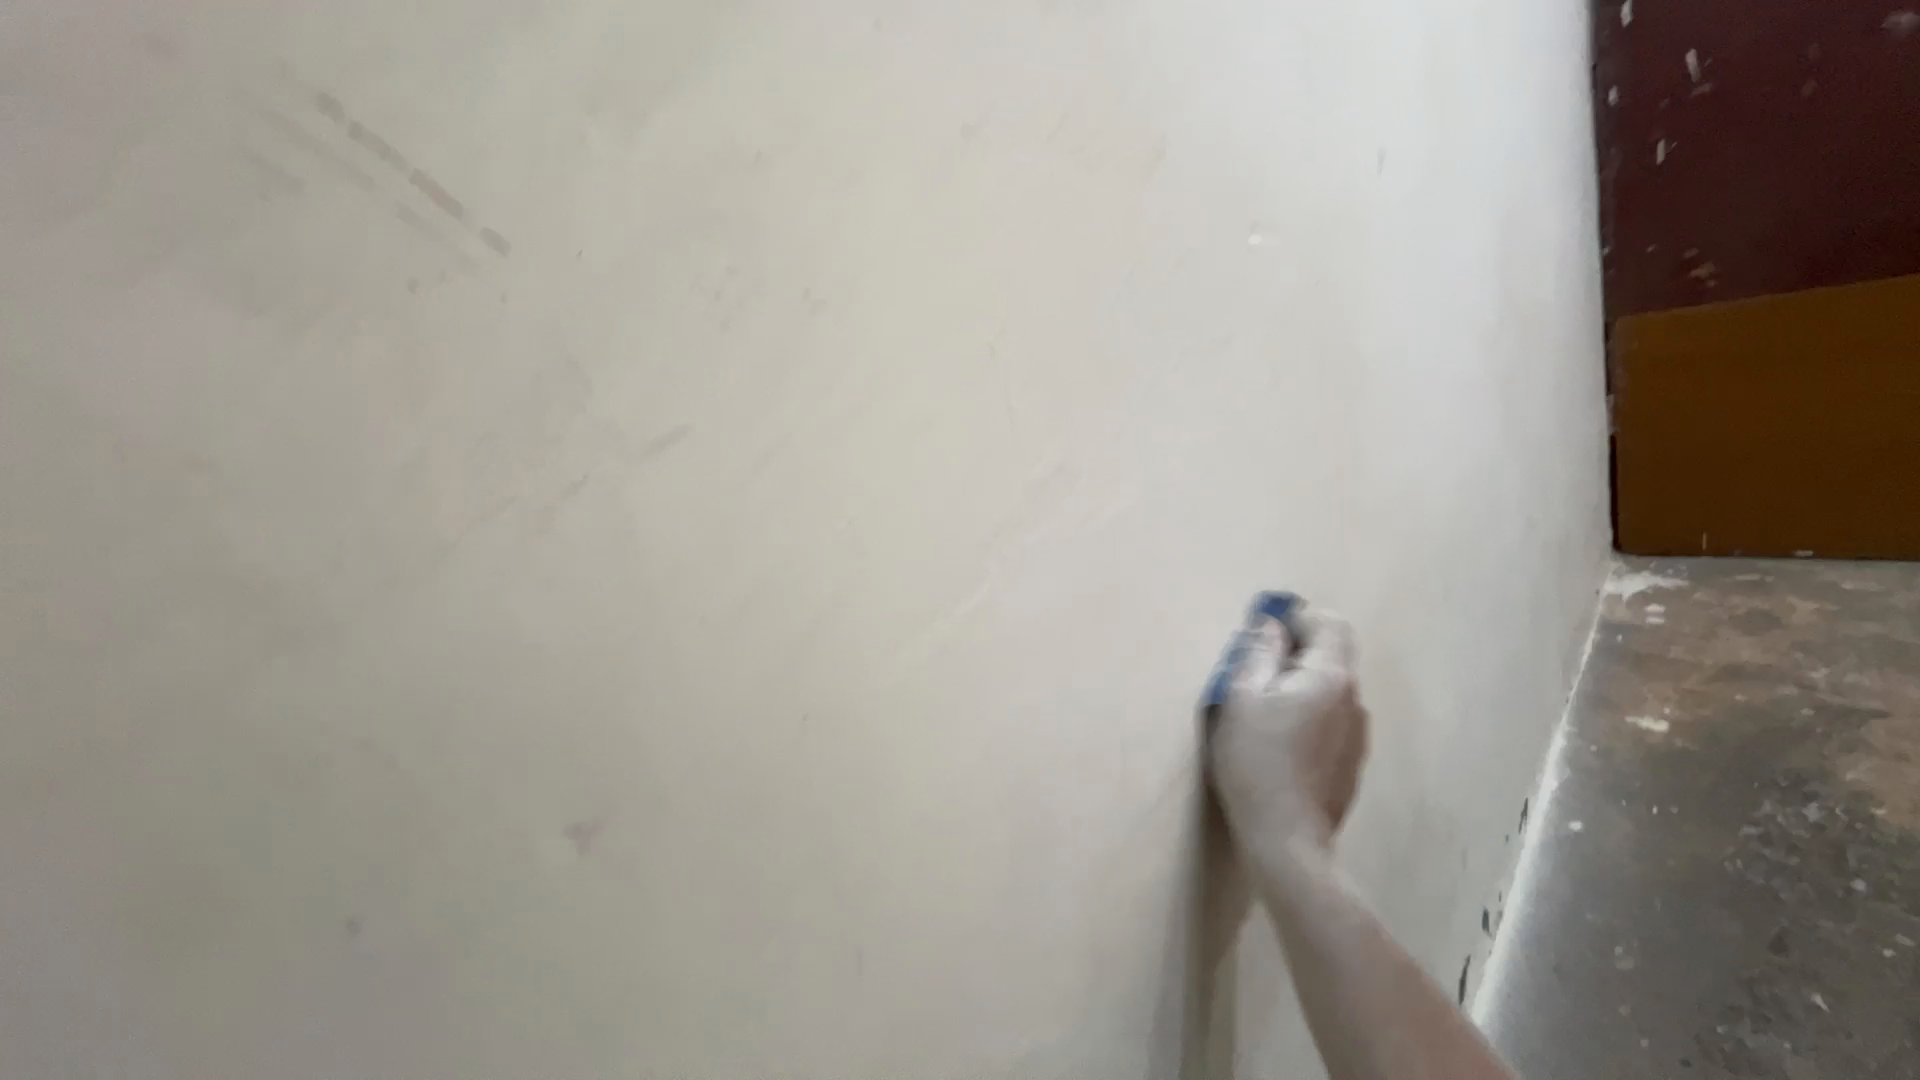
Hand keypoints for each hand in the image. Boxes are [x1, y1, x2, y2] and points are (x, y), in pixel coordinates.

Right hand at [1208, 610, 1368, 856]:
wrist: (1287, 837)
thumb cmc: (1255, 761)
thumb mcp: (1241, 698)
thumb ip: (1258, 653)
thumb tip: (1269, 624)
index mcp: (1329, 676)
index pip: (1329, 623)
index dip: (1297, 617)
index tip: (1264, 631)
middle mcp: (1353, 698)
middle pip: (1334, 653)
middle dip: (1297, 650)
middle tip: (1256, 669)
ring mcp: (1358, 732)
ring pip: (1332, 687)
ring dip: (1304, 683)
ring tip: (1266, 709)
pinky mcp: (1353, 759)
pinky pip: (1333, 717)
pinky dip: (1311, 712)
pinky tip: (1283, 741)